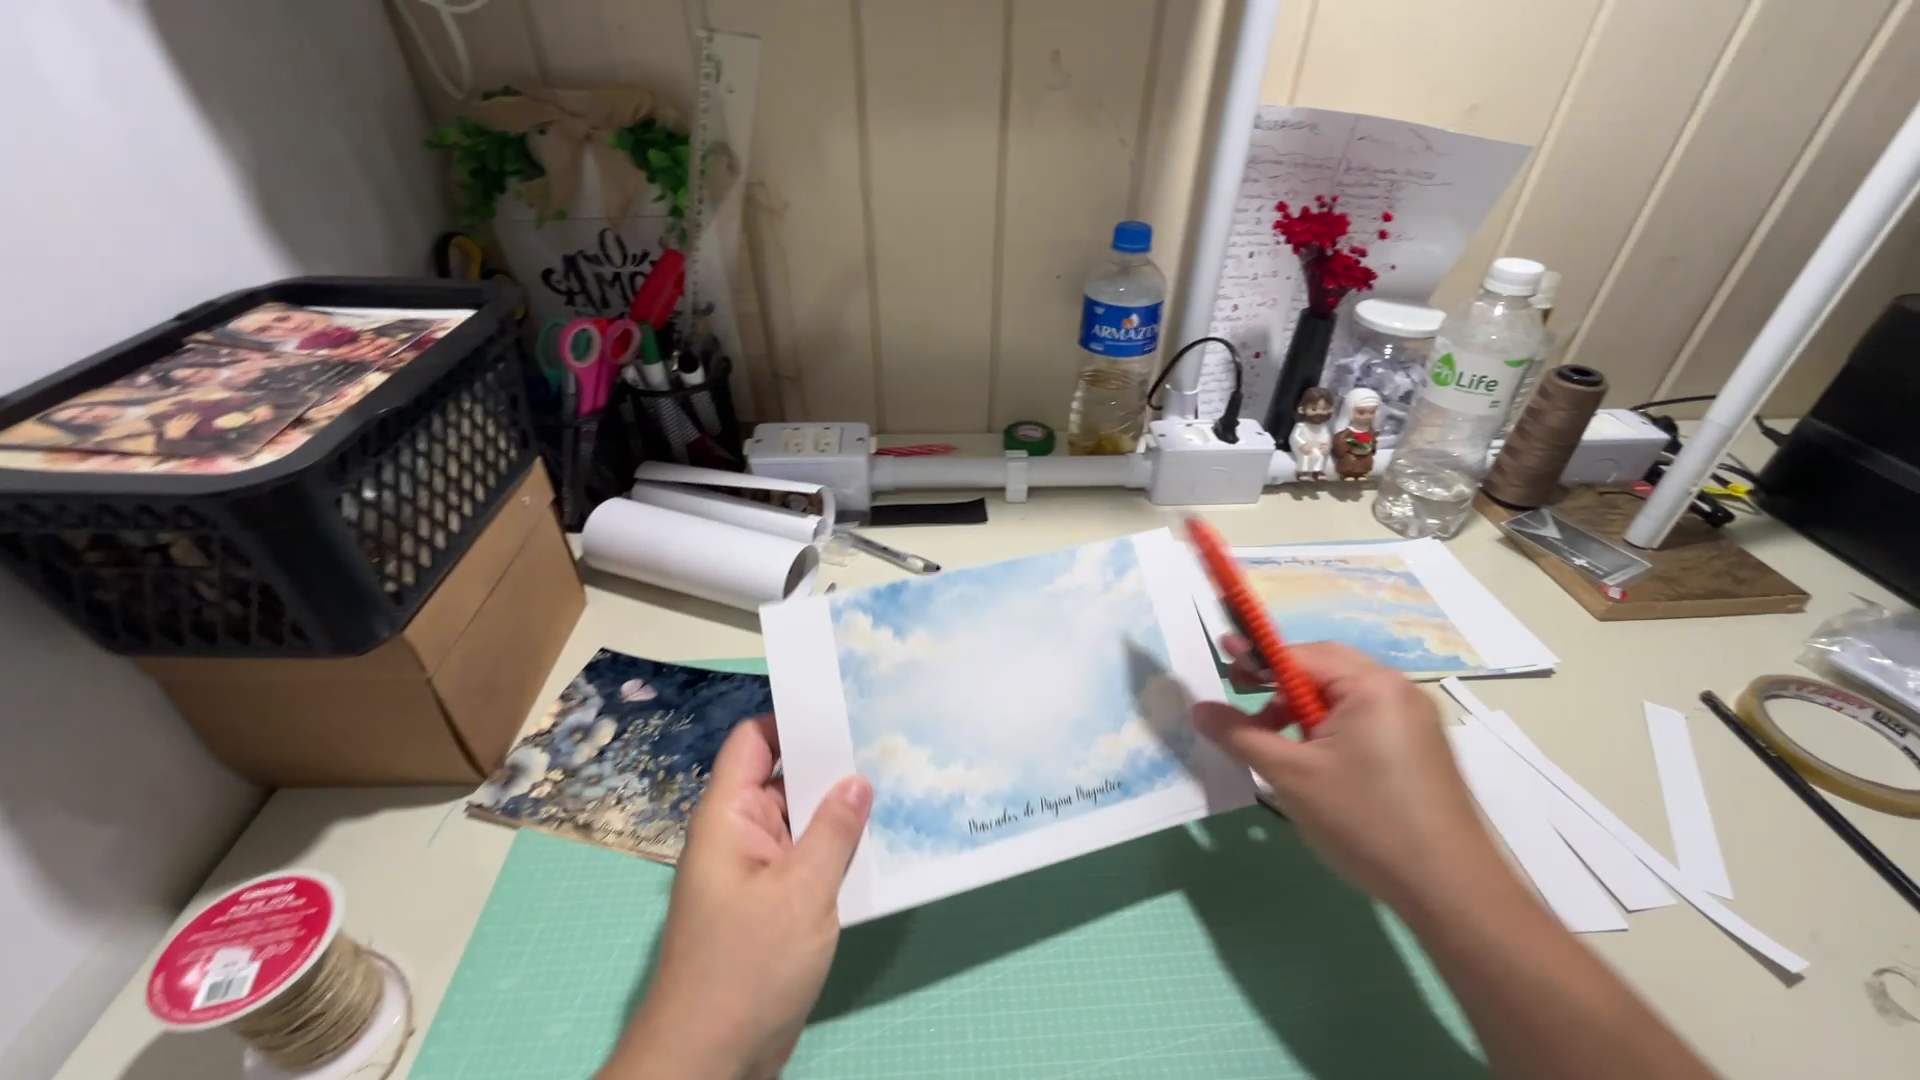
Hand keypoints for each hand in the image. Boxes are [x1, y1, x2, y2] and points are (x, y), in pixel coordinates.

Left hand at [602, 717, 871, 1079]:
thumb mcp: (800, 894)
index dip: (793, 717)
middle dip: (831, 761)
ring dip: (840, 807)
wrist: (708, 1063)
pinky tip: (884, 842)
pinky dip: (839, 847)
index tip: (845, 704)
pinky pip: (809, 857)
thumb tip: (858, 779)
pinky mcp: (775, 903)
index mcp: (728, 816)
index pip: (754, 740)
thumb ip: (833, 831)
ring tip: (899, 781)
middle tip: (890, 738)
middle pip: (784, 776)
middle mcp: (741, 833)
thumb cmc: (745, 968)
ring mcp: (759, 870)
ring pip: (802, 819)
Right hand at [1191, 637, 1498, 913]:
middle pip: (1324, 669)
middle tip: (1241, 699)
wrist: (1449, 889)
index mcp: (1370, 685)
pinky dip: (1329, 729)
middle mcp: (1398, 691)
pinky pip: (1363, 720)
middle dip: (1279, 683)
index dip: (1256, 658)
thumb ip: (1240, 735)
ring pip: (1342, 697)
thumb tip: (1198, 708)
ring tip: (1276, 745)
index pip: (1299, 654)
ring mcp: (1414, 720)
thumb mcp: (1289, 776)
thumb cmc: (1363, 820)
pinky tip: (1314, 764)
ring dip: (1301, 710)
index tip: (1221, 661)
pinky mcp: (1420, 748)